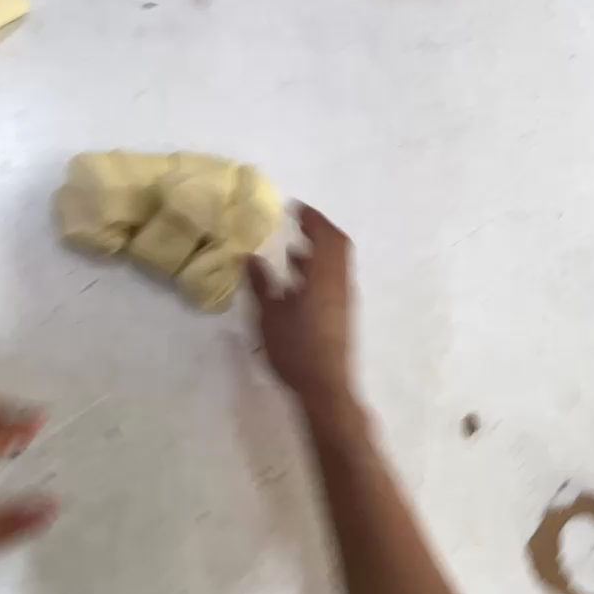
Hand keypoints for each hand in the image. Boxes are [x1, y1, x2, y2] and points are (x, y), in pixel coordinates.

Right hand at [247, 203, 355, 406]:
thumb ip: (260, 283)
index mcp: (324, 276)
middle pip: (337, 245)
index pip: (325, 235)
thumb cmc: (295, 348)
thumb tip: (250, 258)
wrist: (325, 386)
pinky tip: (297, 282)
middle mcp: (340, 283)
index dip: (312, 218)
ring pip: (336, 264)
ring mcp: (343, 300)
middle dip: (318, 230)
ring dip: (318, 251)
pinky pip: (333, 279)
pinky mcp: (341, 315)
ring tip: (292, 250)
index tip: (294, 207)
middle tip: (297, 223)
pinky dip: (318, 269)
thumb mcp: (270, 315)